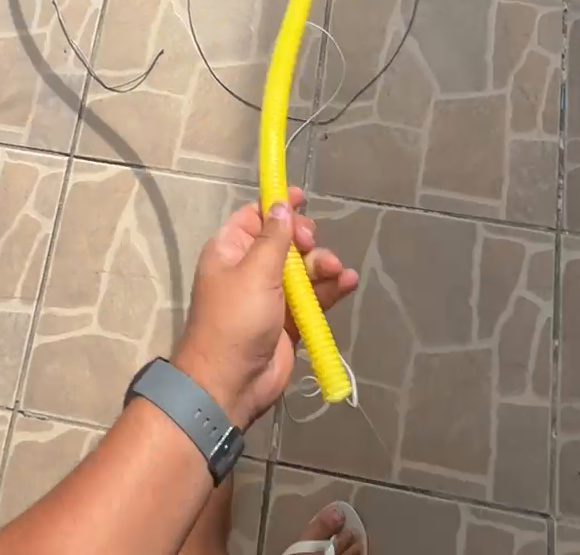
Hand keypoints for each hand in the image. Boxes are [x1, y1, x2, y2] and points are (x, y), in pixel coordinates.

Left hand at [171, 187, 359, 429]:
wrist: (231, 382)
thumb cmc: (236, 318)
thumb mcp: (254, 271)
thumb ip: (273, 237)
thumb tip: (281, 205)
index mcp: (231, 250)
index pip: (256, 216)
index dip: (278, 206)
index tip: (303, 198)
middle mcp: (250, 268)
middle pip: (285, 240)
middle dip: (305, 239)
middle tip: (311, 245)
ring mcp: (271, 294)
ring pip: (303, 268)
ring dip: (322, 265)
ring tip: (336, 270)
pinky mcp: (290, 318)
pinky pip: (314, 295)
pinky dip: (330, 288)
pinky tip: (348, 282)